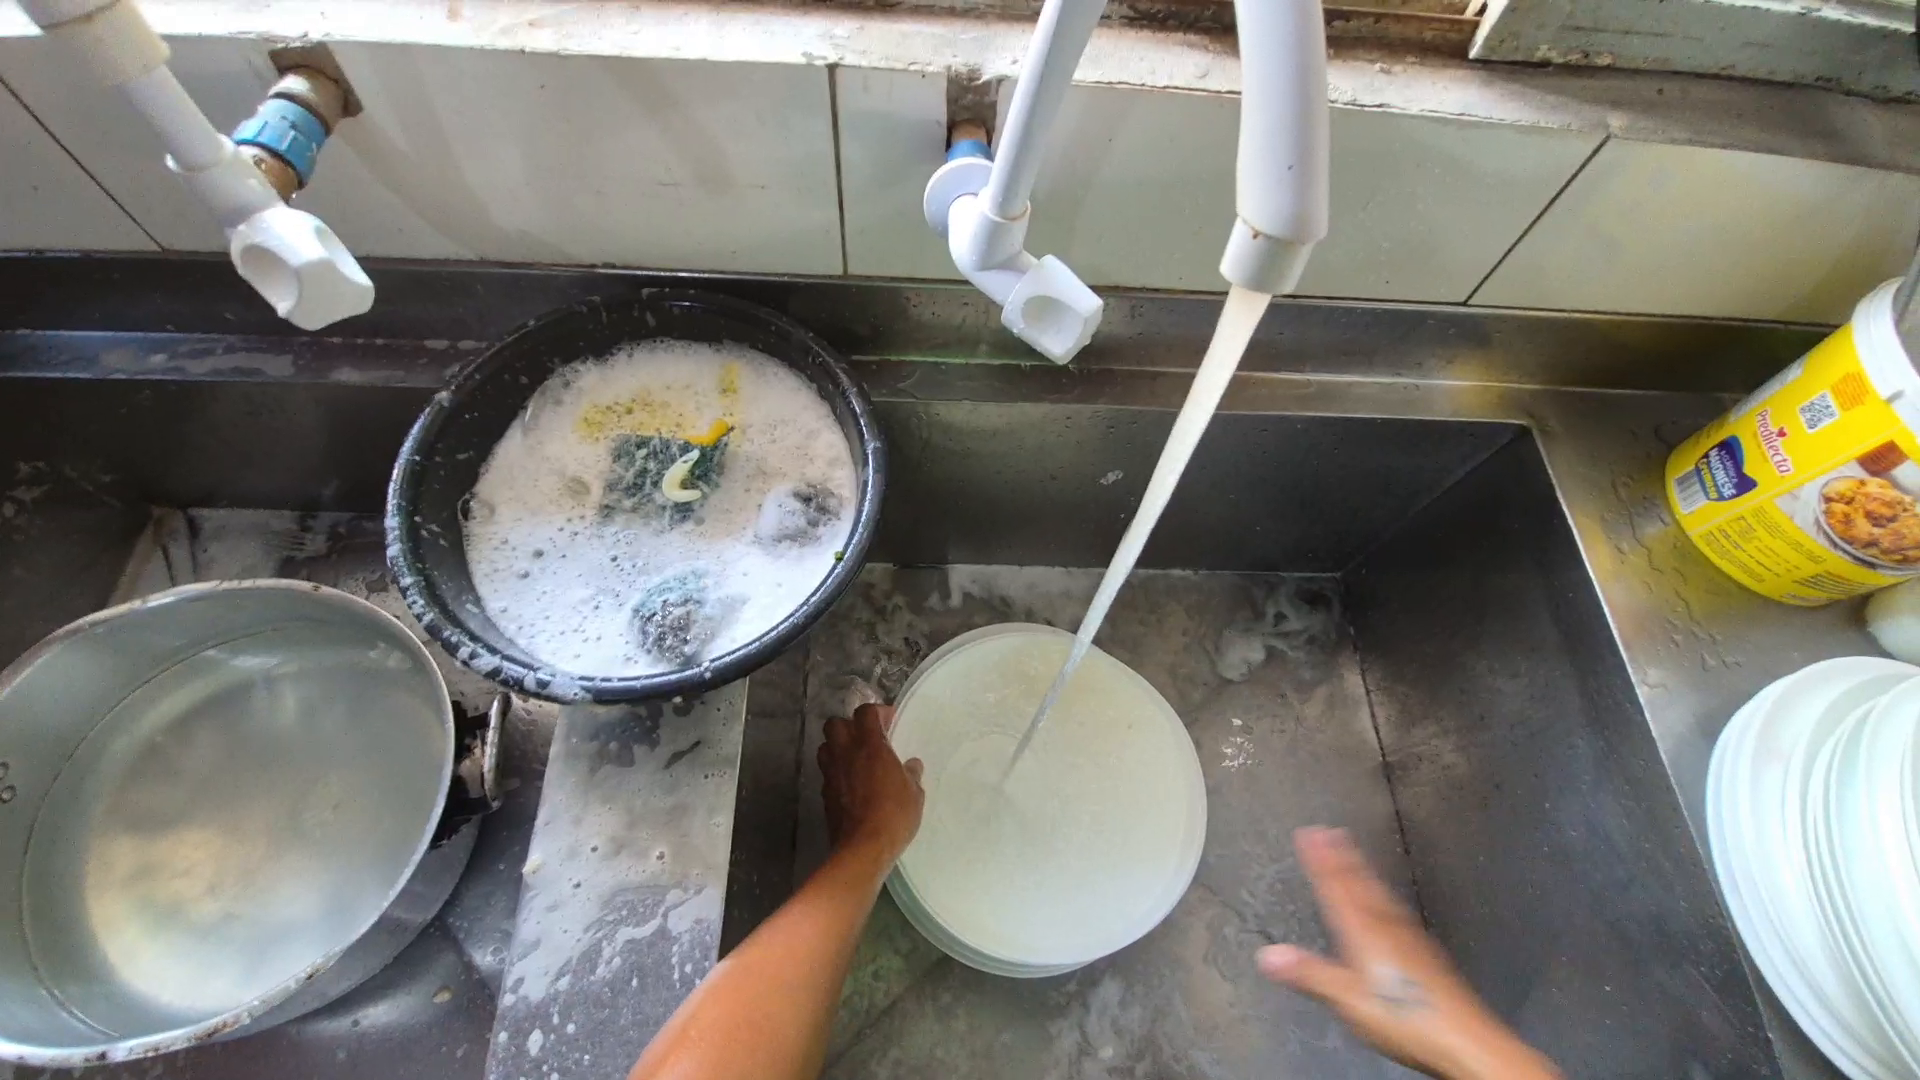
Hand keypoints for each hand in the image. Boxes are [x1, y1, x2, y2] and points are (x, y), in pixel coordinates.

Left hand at [819, 704, 924, 864]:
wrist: (863, 849)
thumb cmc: (894, 816)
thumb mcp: (914, 794)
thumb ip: (912, 774)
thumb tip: (912, 765)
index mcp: (870, 746)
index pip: (865, 712)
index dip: (877, 712)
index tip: (890, 722)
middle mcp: (846, 754)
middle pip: (835, 724)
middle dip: (849, 725)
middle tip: (867, 738)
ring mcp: (831, 773)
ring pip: (825, 746)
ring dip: (838, 747)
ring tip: (855, 759)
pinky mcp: (824, 793)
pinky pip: (827, 772)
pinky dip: (836, 771)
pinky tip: (851, 784)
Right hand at [1258, 828, 1560, 1079]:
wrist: (1468, 1043)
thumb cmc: (1405, 1018)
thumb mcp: (1347, 998)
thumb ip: (1308, 973)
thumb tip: (1266, 954)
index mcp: (1363, 931)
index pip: (1336, 887)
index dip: (1321, 860)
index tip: (1310, 834)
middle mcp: (1386, 927)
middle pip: (1359, 883)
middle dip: (1342, 857)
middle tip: (1331, 831)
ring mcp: (1409, 939)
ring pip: (1379, 894)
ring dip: (1363, 870)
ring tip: (1354, 852)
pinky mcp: (1426, 956)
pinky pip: (1395, 910)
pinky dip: (1383, 895)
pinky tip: (1388, 902)